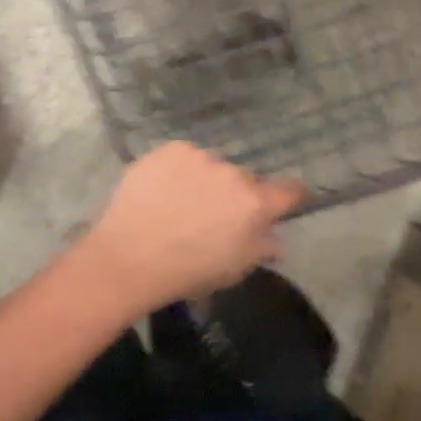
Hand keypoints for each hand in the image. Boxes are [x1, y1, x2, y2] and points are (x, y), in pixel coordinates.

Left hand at [75, 142, 303, 313]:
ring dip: (205, 180)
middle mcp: (231, 172)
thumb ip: (262, 248)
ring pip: (211, 167)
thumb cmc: (187, 271)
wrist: (130, 255)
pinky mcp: (169, 149)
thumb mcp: (234, 269)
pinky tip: (163, 192)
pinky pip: (184, 158)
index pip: (289, 191)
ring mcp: (198, 157)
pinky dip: (179, 171)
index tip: (285, 202)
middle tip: (214, 216)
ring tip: (181, 205)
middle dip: (236, 195)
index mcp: (254, 204)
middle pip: (244, 180)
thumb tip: (275, 237)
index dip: (290, 197)